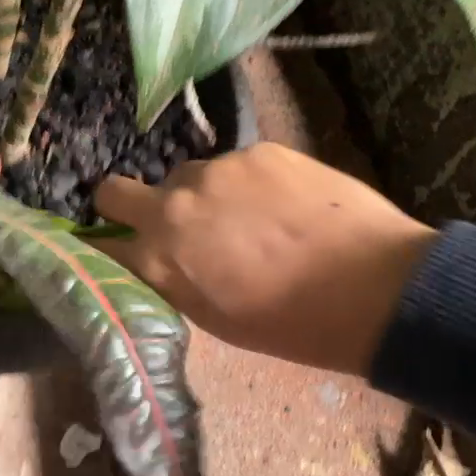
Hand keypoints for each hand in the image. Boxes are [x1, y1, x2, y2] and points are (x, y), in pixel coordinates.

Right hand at [95, 144, 436, 375]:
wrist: (375, 289)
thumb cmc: (290, 324)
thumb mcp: (211, 316)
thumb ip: (172, 279)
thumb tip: (162, 259)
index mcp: (157, 259)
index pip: (100, 243)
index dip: (104, 245)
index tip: (116, 247)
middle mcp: (172, 207)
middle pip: (114, 190)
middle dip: (125, 204)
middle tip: (165, 222)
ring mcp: (215, 172)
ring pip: (186, 176)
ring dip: (201, 195)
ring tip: (248, 219)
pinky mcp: (258, 150)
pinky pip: (235, 165)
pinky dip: (247, 183)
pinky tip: (284, 205)